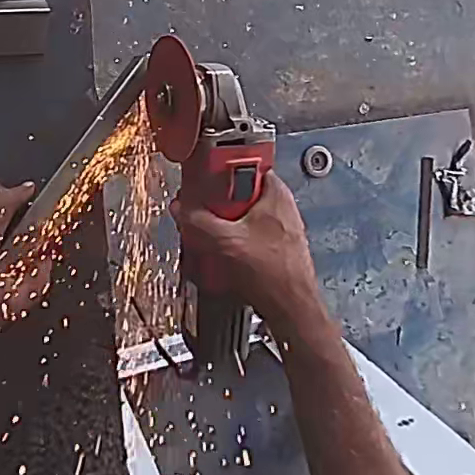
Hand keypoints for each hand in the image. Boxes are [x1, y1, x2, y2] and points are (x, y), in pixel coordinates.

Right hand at [170, 170, 329, 338]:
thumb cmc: (276, 275)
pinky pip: (247, 233)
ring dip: (224, 224)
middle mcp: (280, 206)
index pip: (244, 164)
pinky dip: (234, 240)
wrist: (292, 310)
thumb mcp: (226, 242)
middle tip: (203, 212)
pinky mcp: (275, 245)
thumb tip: (182, 209)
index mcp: (275, 193)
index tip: (204, 178)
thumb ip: (198, 221)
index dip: (221, 170)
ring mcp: (279, 226)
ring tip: (211, 236)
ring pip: (242, 215)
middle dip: (218, 203)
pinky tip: (224, 254)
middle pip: (238, 192)